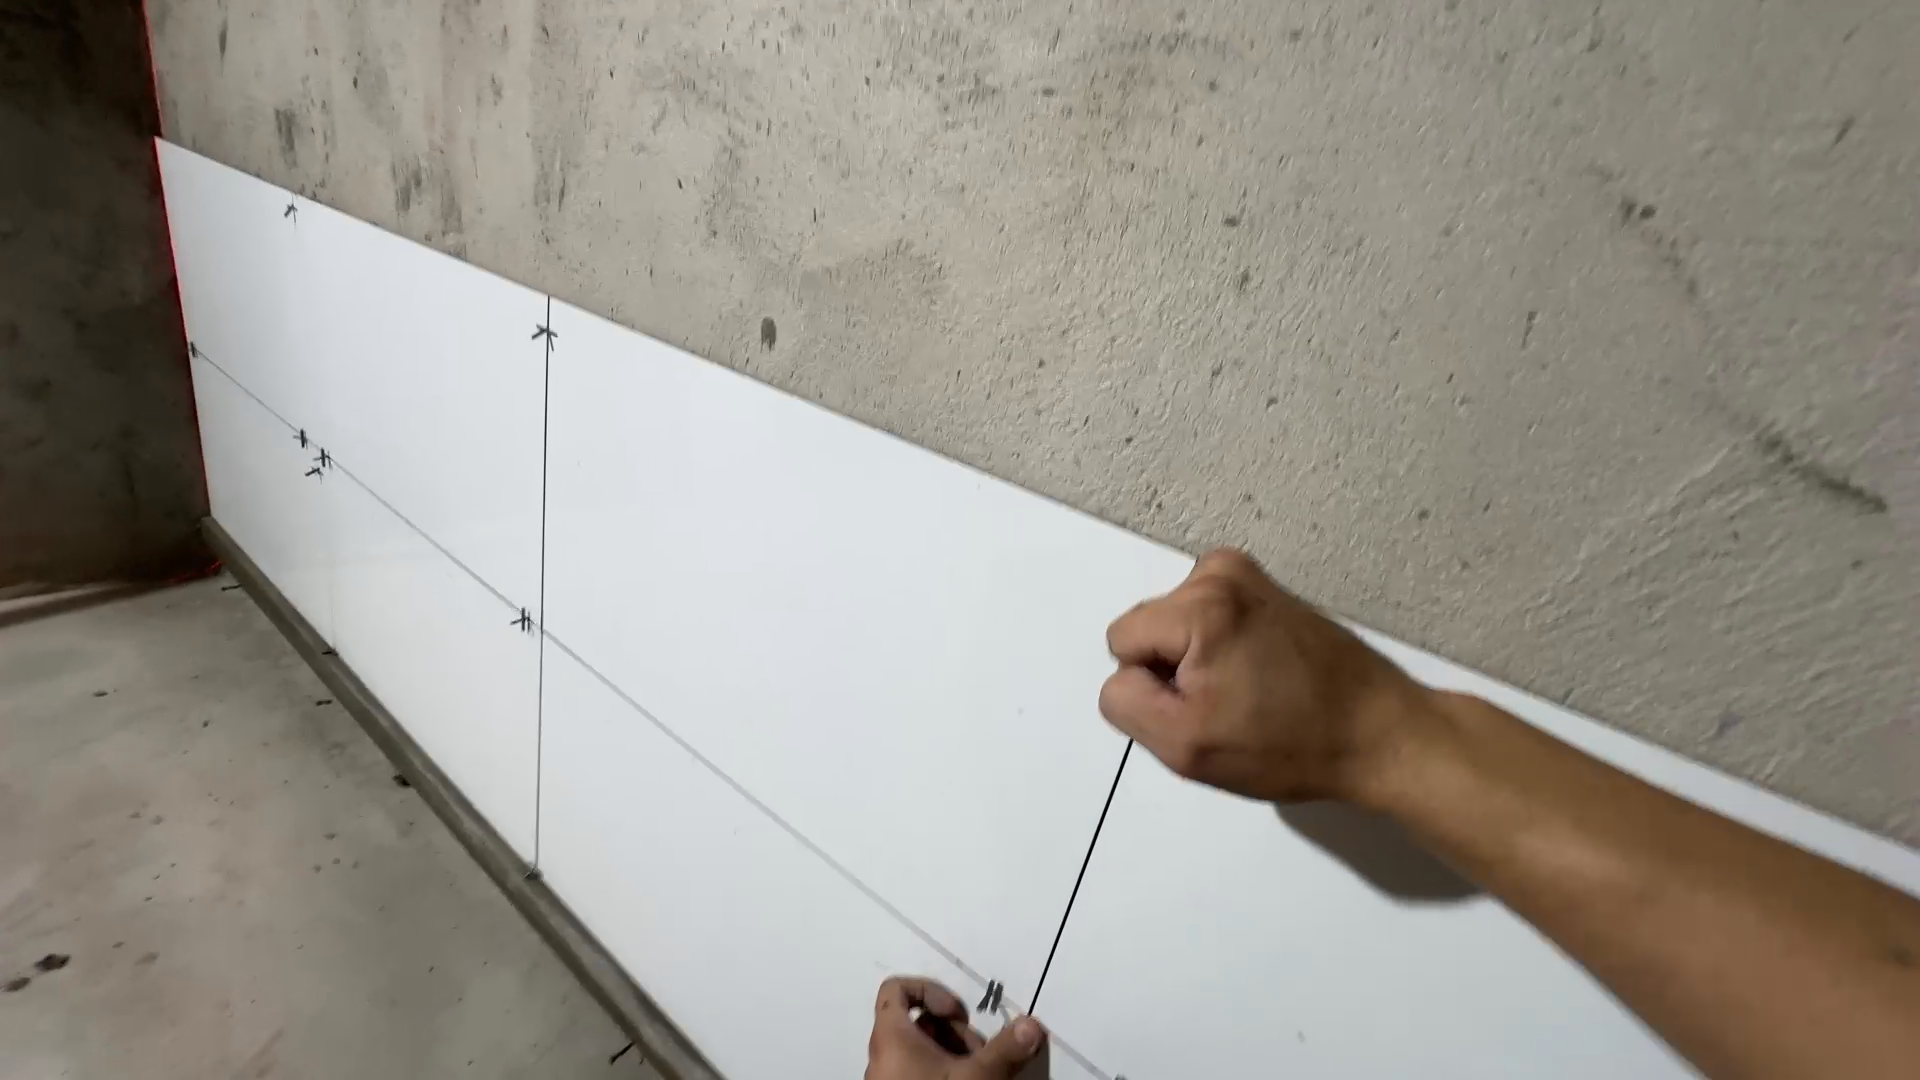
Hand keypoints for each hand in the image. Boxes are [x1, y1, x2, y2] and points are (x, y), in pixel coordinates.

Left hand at [865, 977, 1045, 1079]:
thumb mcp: (976, 1078)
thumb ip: (1004, 1050)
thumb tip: (1032, 1024)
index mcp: (891, 1036)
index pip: (896, 988)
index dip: (930, 991)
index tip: (959, 1014)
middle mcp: (883, 1055)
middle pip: (917, 1022)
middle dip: (955, 1032)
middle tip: (980, 1053)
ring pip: (921, 1051)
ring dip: (954, 1055)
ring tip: (980, 1075)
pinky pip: (919, 1074)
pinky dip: (944, 1075)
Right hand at [1098, 548, 1429, 803]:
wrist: (1381, 733)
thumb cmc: (1288, 745)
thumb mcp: (1185, 746)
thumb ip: (1126, 703)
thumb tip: (1126, 673)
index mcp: (1201, 605)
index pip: (1121, 642)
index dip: (1154, 686)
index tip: (1204, 707)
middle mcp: (1220, 571)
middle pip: (1148, 626)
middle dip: (1173, 668)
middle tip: (1228, 703)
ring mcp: (1245, 573)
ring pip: (1173, 623)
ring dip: (1196, 659)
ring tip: (1248, 689)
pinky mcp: (1263, 585)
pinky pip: (1203, 615)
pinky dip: (1217, 643)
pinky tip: (1256, 670)